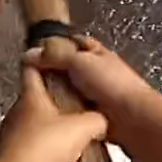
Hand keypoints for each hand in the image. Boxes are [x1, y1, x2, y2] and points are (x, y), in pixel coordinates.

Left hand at [0, 64, 109, 161]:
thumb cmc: (42, 145)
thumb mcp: (80, 129)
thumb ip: (96, 120)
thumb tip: (103, 119)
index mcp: (30, 96)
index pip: (31, 68)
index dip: (41, 60)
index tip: (51, 58)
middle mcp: (17, 110)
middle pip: (33, 96)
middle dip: (51, 97)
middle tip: (71, 100)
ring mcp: (10, 132)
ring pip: (30, 120)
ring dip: (46, 123)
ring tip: (66, 131)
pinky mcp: (9, 153)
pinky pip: (27, 141)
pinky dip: (40, 144)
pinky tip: (53, 154)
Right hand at [22, 36, 153, 112]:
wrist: (132, 118)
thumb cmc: (110, 83)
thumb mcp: (79, 61)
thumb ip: (54, 55)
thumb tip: (28, 54)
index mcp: (97, 53)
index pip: (74, 42)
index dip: (56, 44)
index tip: (36, 51)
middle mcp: (96, 71)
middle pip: (68, 67)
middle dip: (52, 71)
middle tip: (29, 75)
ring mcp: (95, 94)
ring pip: (68, 90)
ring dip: (56, 93)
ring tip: (34, 96)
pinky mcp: (92, 114)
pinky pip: (72, 109)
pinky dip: (62, 111)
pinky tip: (48, 112)